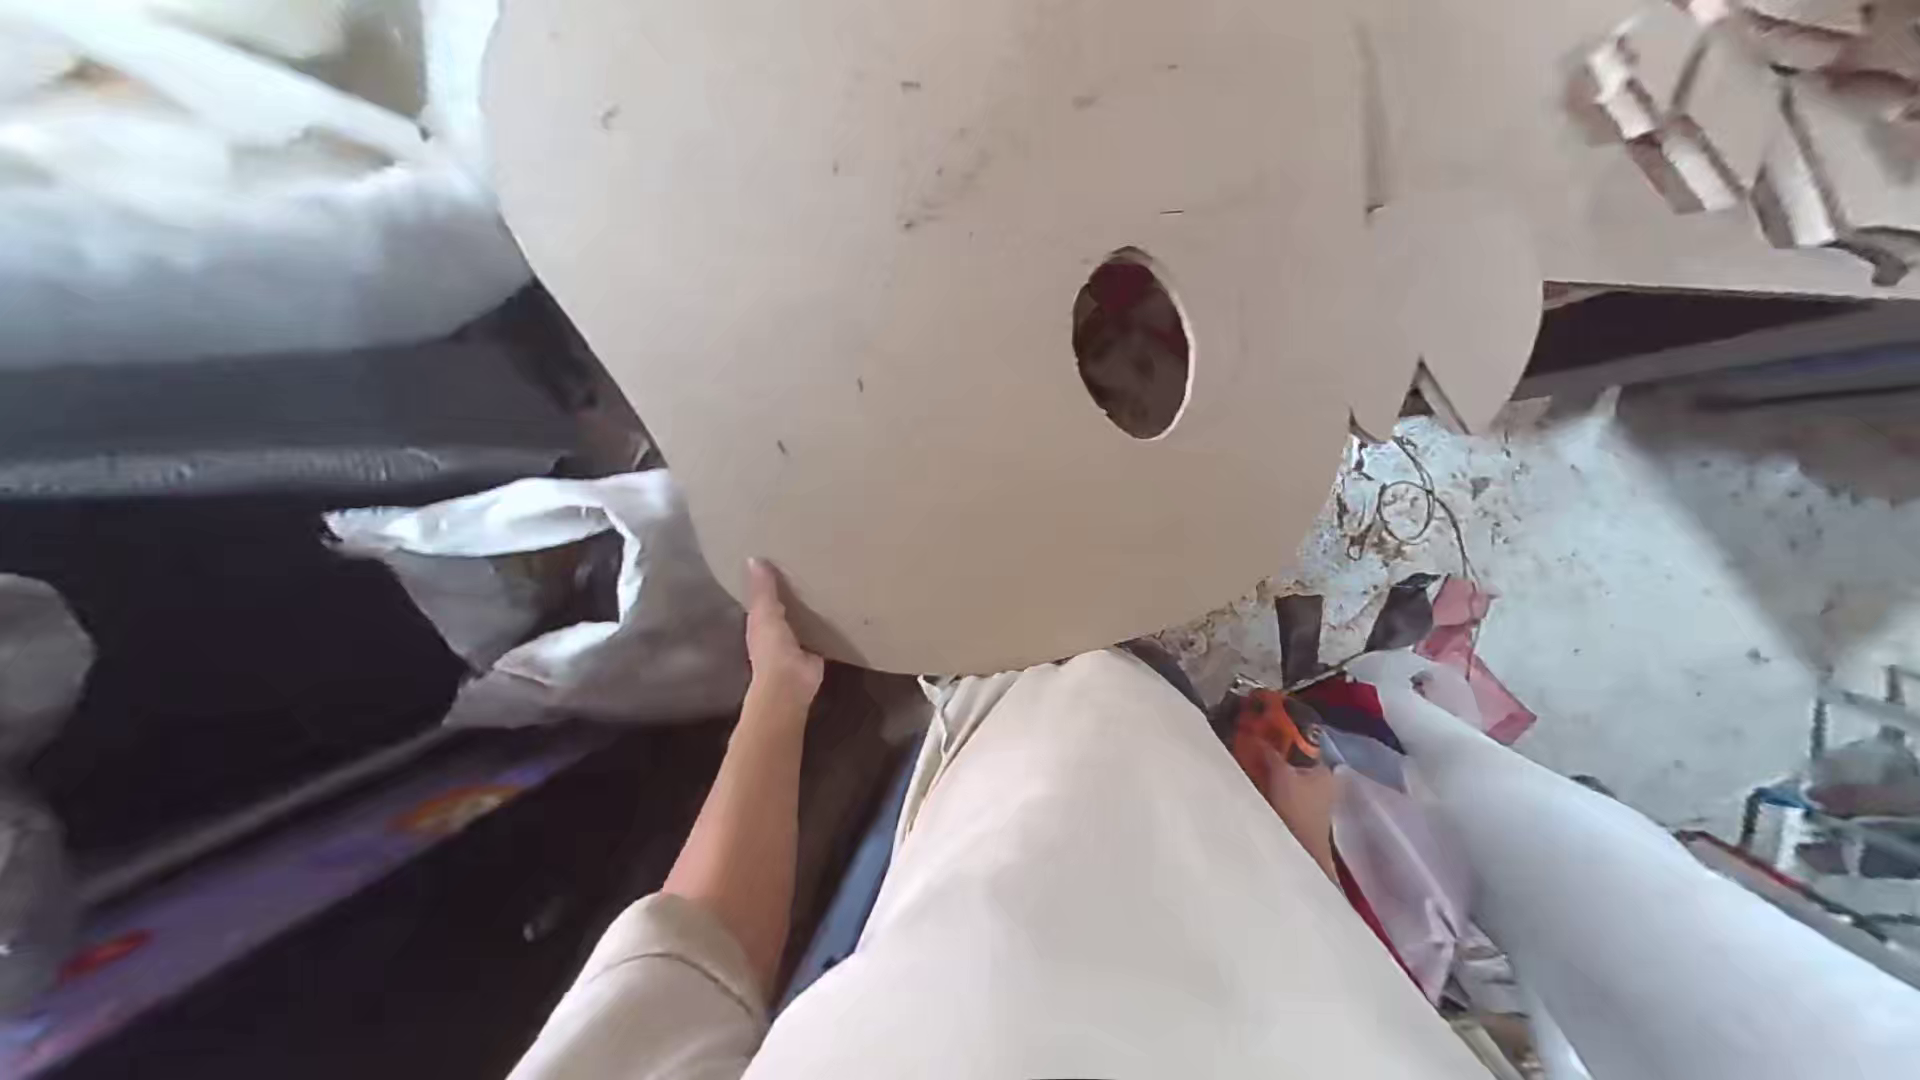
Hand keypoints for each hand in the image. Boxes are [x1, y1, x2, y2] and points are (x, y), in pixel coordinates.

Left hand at [744, 557, 824, 703]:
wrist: (791, 683)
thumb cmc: (772, 647)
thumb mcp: (765, 613)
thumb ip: (763, 589)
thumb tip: (753, 559)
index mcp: (758, 622)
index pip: (761, 598)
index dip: (767, 581)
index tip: (777, 559)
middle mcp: (775, 632)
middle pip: (783, 607)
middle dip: (791, 592)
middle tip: (806, 566)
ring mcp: (795, 643)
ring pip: (801, 618)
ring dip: (808, 607)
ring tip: (824, 583)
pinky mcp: (814, 651)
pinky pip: (820, 632)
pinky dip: (826, 623)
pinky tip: (836, 609)